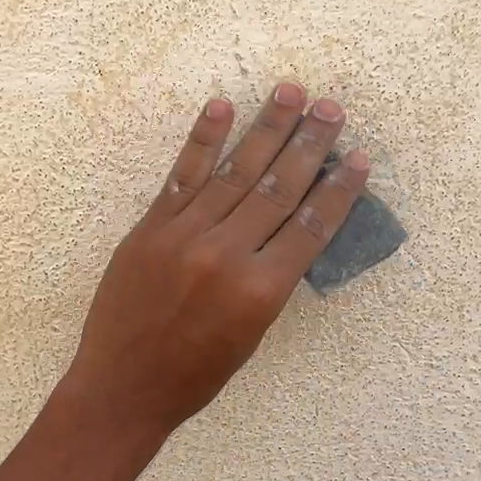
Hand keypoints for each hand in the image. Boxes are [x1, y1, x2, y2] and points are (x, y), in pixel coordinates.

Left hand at [61, 82, 369, 435]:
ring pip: (235, 172)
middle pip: (278, 188)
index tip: (359, 157)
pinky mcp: (150, 229)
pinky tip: (222, 108)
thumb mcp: (250, 337)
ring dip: (265, 129)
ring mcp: (184, 236)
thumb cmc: (193, 376)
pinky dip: (203, 141)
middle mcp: (226, 255)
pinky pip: (181, 177)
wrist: (122, 387)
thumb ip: (270, 282)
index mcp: (260, 291)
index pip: (310, 227)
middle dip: (309, 144)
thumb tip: (289, 234)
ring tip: (290, 93)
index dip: (338, 190)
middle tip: (331, 108)